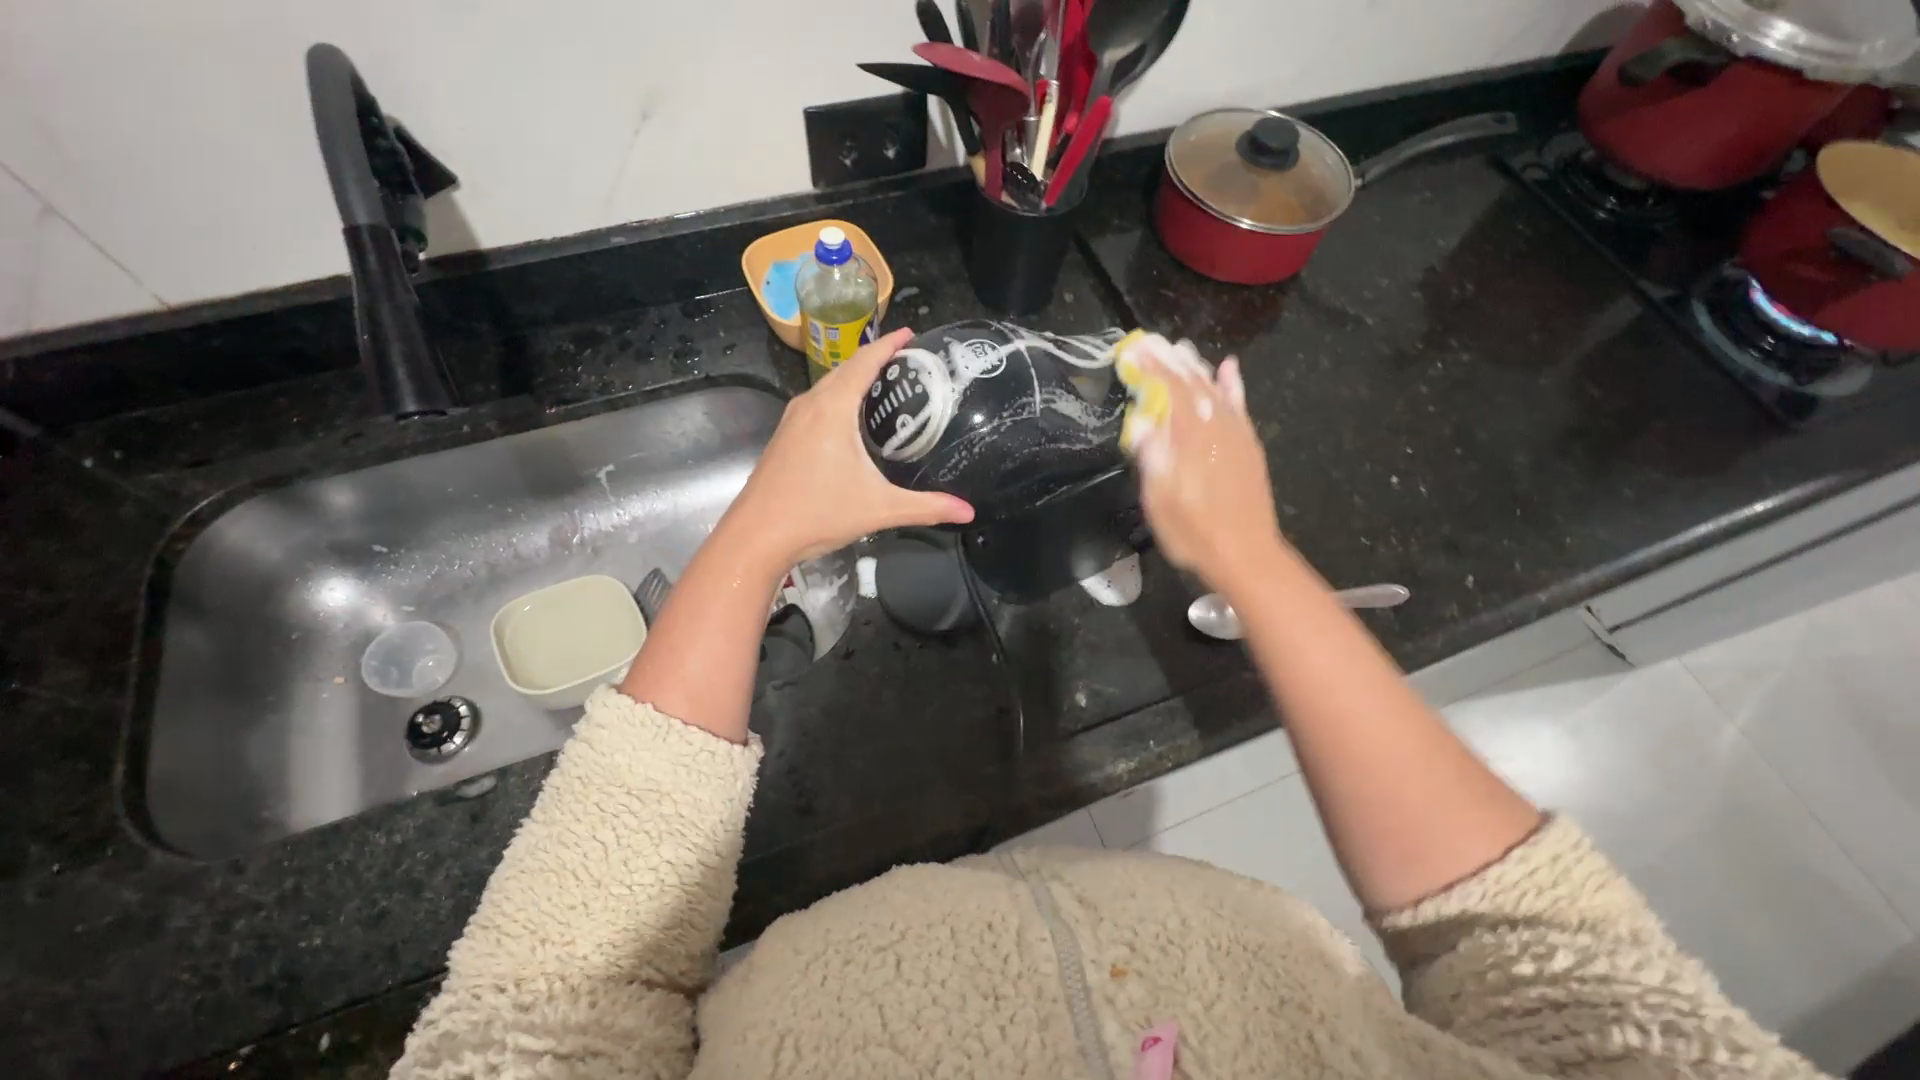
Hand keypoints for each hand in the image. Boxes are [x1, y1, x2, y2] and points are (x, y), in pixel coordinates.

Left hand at [725, 327, 974, 566]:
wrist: (757, 536)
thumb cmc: (817, 513)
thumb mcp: (879, 509)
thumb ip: (926, 508)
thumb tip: (968, 511)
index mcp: (833, 408)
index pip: (865, 361)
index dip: (890, 344)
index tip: (912, 334)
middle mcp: (810, 405)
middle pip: (845, 370)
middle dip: (875, 360)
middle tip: (908, 363)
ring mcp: (792, 421)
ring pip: (828, 387)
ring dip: (855, 380)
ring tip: (885, 386)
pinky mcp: (784, 439)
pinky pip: (817, 405)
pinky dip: (839, 400)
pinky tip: (853, 420)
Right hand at [1132, 351, 1286, 593]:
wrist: (1245, 553)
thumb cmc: (1195, 533)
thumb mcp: (1161, 502)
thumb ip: (1153, 459)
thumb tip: (1141, 423)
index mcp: (1190, 440)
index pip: (1170, 391)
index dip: (1152, 368)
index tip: (1134, 349)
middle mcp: (1215, 429)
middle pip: (1193, 384)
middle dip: (1172, 360)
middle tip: (1153, 341)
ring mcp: (1235, 435)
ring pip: (1216, 390)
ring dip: (1197, 366)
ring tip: (1181, 347)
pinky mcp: (1249, 445)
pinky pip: (1240, 406)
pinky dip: (1232, 384)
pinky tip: (1228, 367)